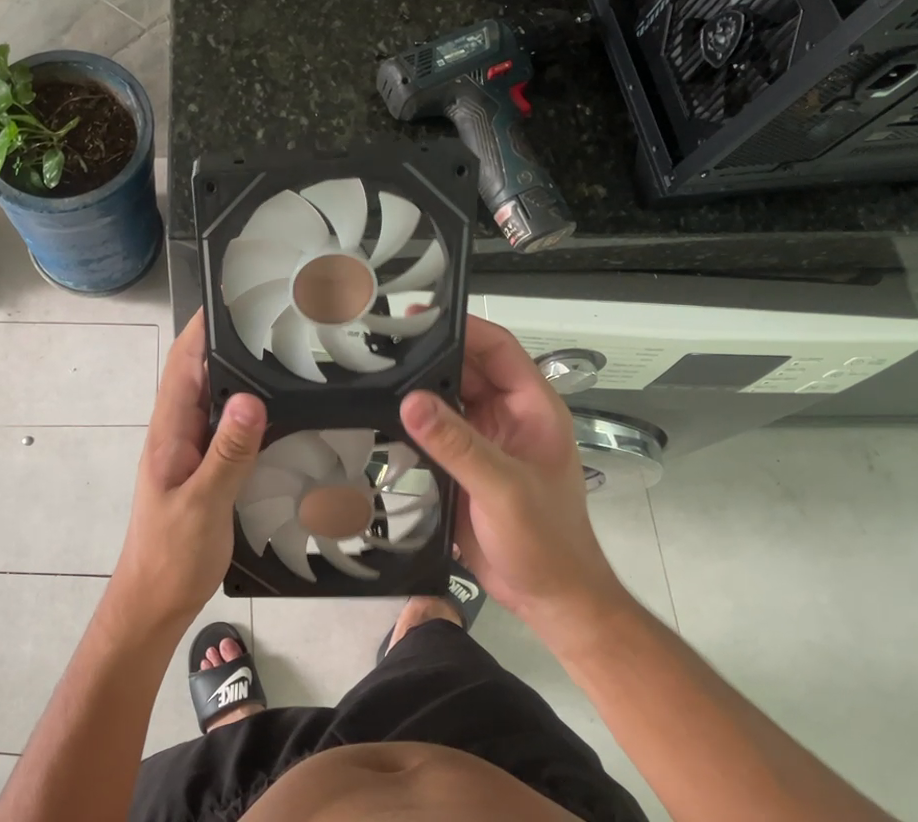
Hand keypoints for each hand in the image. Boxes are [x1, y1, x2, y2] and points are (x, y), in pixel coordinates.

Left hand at [106, 310, 264, 634]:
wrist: (155, 601)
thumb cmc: (171, 555)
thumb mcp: (202, 504)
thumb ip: (227, 454)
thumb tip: (250, 398)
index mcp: (169, 431)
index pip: (185, 364)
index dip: (205, 326)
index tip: (236, 293)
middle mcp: (177, 432)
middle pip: (201, 374)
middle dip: (230, 340)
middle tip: (278, 315)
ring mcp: (190, 451)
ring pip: (215, 400)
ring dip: (241, 373)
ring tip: (285, 350)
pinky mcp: (205, 470)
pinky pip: (226, 428)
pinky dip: (248, 410)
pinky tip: (279, 410)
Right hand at [400, 315, 625, 629]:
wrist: (549, 599)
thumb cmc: (545, 541)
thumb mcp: (504, 488)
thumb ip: (458, 444)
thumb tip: (409, 401)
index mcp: (532, 408)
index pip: (497, 348)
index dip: (460, 326)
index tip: (414, 317)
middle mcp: (506, 415)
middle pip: (464, 369)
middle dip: (426, 354)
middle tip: (376, 343)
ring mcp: (483, 440)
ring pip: (445, 398)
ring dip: (413, 387)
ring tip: (368, 372)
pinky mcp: (461, 465)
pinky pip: (432, 431)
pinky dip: (408, 421)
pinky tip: (376, 415)